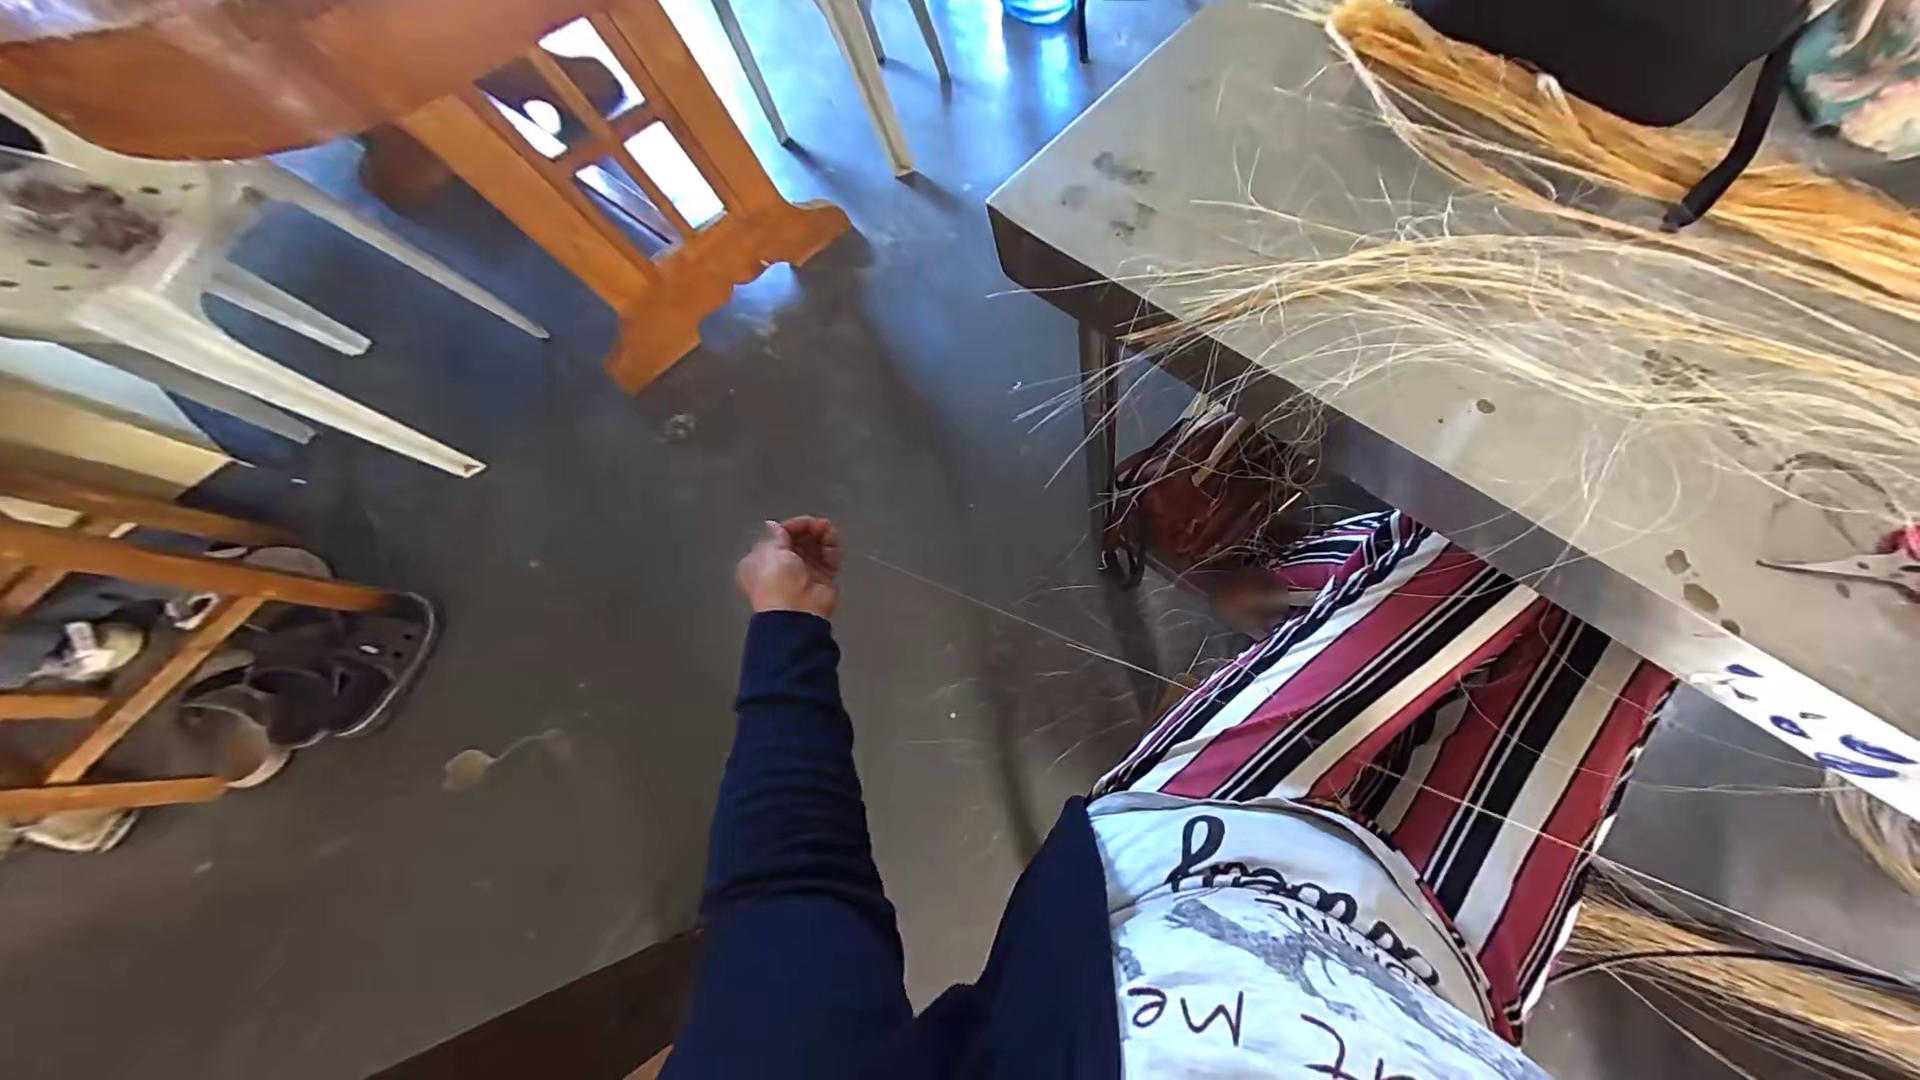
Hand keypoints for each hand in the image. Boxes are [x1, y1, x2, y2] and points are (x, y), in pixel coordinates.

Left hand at [736, 516, 841, 618]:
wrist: (796, 613)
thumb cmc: (777, 582)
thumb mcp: (771, 553)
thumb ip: (776, 536)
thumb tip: (772, 524)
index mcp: (762, 561)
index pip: (779, 536)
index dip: (794, 526)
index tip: (807, 522)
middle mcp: (782, 565)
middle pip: (800, 540)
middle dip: (812, 530)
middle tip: (822, 525)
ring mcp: (804, 572)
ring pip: (817, 547)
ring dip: (825, 538)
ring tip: (830, 534)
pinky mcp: (823, 578)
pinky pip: (830, 558)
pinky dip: (833, 551)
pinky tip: (833, 549)